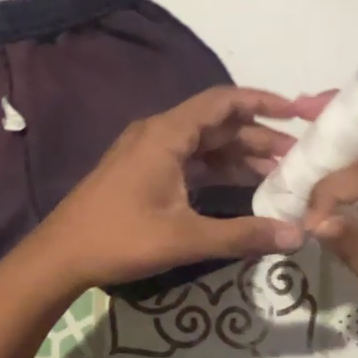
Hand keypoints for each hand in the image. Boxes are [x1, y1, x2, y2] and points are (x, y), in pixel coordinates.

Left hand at [31, 87, 307, 290]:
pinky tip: (241, 186)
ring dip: (238, 154)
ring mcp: (147, 151)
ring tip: (278, 175)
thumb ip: (242, 234)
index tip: (298, 113)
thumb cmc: (120, 238)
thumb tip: (296, 236)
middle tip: (297, 158)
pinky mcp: (141, 170)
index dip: (262, 102)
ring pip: (203, 142)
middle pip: (217, 122)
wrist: (59, 256)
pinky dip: (216, 167)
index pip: (223, 101)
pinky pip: (188, 158)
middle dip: (258, 136)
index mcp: (166, 134)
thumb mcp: (185, 238)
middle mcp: (158, 133)